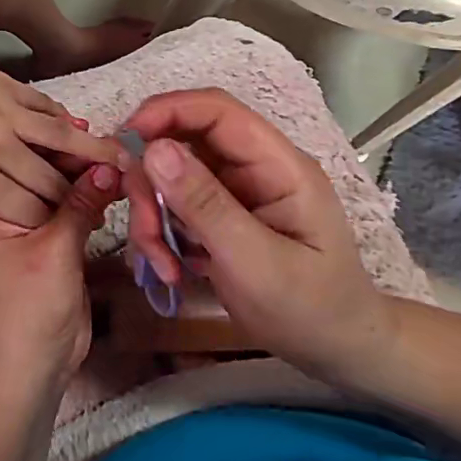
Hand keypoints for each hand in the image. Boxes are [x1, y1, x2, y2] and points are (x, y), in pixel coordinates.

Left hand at [0, 24, 119, 227]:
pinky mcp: (12, 86)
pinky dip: (66, 118)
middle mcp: (0, 147)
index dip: (47, 222)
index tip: (59, 227)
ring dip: (95, 153)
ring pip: (64, 139)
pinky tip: (77, 127)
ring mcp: (10, 113)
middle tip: (95, 202)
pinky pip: (48, 106)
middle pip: (51, 181)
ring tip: (123, 161)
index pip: (26, 209)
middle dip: (75, 198)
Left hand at [0, 163, 120, 385]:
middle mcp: (14, 209)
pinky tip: (117, 188)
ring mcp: (37, 226)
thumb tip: (108, 164)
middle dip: (82, 160)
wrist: (35, 363)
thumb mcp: (56, 251)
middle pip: (49, 172)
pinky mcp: (58, 242)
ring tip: (123, 164)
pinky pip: (76, 211)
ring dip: (92, 179)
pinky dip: (96, 200)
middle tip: (120, 149)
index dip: (63, 147)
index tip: (99, 136)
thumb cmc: (32, 306)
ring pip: (66, 190)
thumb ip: (80, 206)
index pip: (28, 162)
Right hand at [121, 89, 394, 383]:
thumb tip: (153, 149)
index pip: (217, 111)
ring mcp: (234, 192)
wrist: (336, 349)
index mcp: (278, 165)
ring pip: (170, 178)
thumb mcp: (255, 261)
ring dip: (152, 216)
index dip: (167, 111)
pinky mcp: (218, 216)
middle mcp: (253, 169)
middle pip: (184, 143)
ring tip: (161, 264)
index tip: (124, 138)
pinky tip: (170, 269)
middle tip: (143, 228)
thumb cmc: (311, 308)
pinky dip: (160, 233)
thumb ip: (205, 205)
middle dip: (152, 182)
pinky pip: (173, 207)